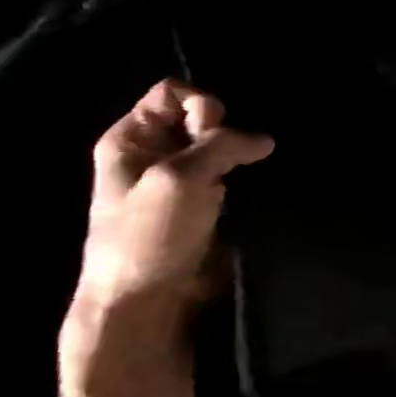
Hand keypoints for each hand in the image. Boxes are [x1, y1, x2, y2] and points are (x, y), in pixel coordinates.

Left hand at [75, 80, 274, 323]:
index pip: (173, 93)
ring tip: (251, 174)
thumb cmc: (148, 236)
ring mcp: (182, 181)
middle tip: (229, 162)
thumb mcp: (179, 178)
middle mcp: (155, 154)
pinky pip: (233, 176)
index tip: (211, 134)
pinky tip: (259, 186)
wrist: (146, 303)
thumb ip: (221, 144)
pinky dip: (249, 176)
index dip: (201, 104)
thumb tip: (265, 140)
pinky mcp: (207, 206)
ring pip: (222, 147)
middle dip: (226, 131)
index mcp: (130, 139)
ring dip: (242, 156)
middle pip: (201, 117)